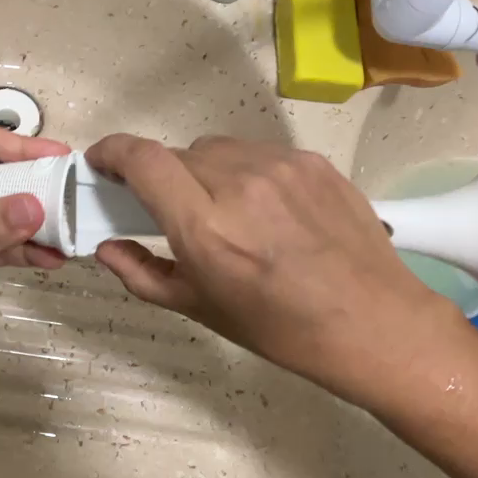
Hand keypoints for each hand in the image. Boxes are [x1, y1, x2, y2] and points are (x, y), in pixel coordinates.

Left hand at [0, 127, 70, 371]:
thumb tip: (36, 206)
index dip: (24, 147)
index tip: (62, 159)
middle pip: (0, 177)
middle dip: (36, 188)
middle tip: (76, 197)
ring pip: (4, 213)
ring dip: (35, 224)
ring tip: (71, 233)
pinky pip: (0, 244)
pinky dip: (24, 250)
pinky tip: (51, 259)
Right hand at [83, 134, 467, 408]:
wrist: (376, 324)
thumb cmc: (281, 328)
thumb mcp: (201, 309)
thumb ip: (142, 273)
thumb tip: (106, 247)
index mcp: (206, 226)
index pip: (142, 160)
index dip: (112, 152)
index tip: (101, 164)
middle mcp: (239, 184)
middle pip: (175, 154)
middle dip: (160, 175)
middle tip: (170, 208)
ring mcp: (280, 167)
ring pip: (215, 149)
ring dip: (202, 171)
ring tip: (223, 209)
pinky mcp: (311, 161)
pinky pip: (256, 153)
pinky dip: (243, 172)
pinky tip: (264, 208)